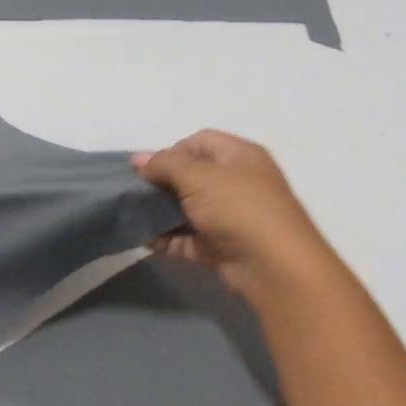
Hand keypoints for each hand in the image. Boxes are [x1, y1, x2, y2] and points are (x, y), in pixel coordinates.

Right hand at [133, 130, 337, 301]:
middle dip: (160, 185)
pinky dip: (165, 239)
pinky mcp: (217, 244)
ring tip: (134, 219)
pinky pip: (184, 237)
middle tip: (136, 196)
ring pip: (184, 208)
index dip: (170, 152)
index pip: (198, 142)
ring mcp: (226, 215)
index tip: (148, 171)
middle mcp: (234, 182)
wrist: (271, 263)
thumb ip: (164, 164)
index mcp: (238, 156)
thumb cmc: (238, 208)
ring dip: (159, 214)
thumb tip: (137, 159)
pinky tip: (145, 241)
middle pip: (188, 176)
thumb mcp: (198, 177)